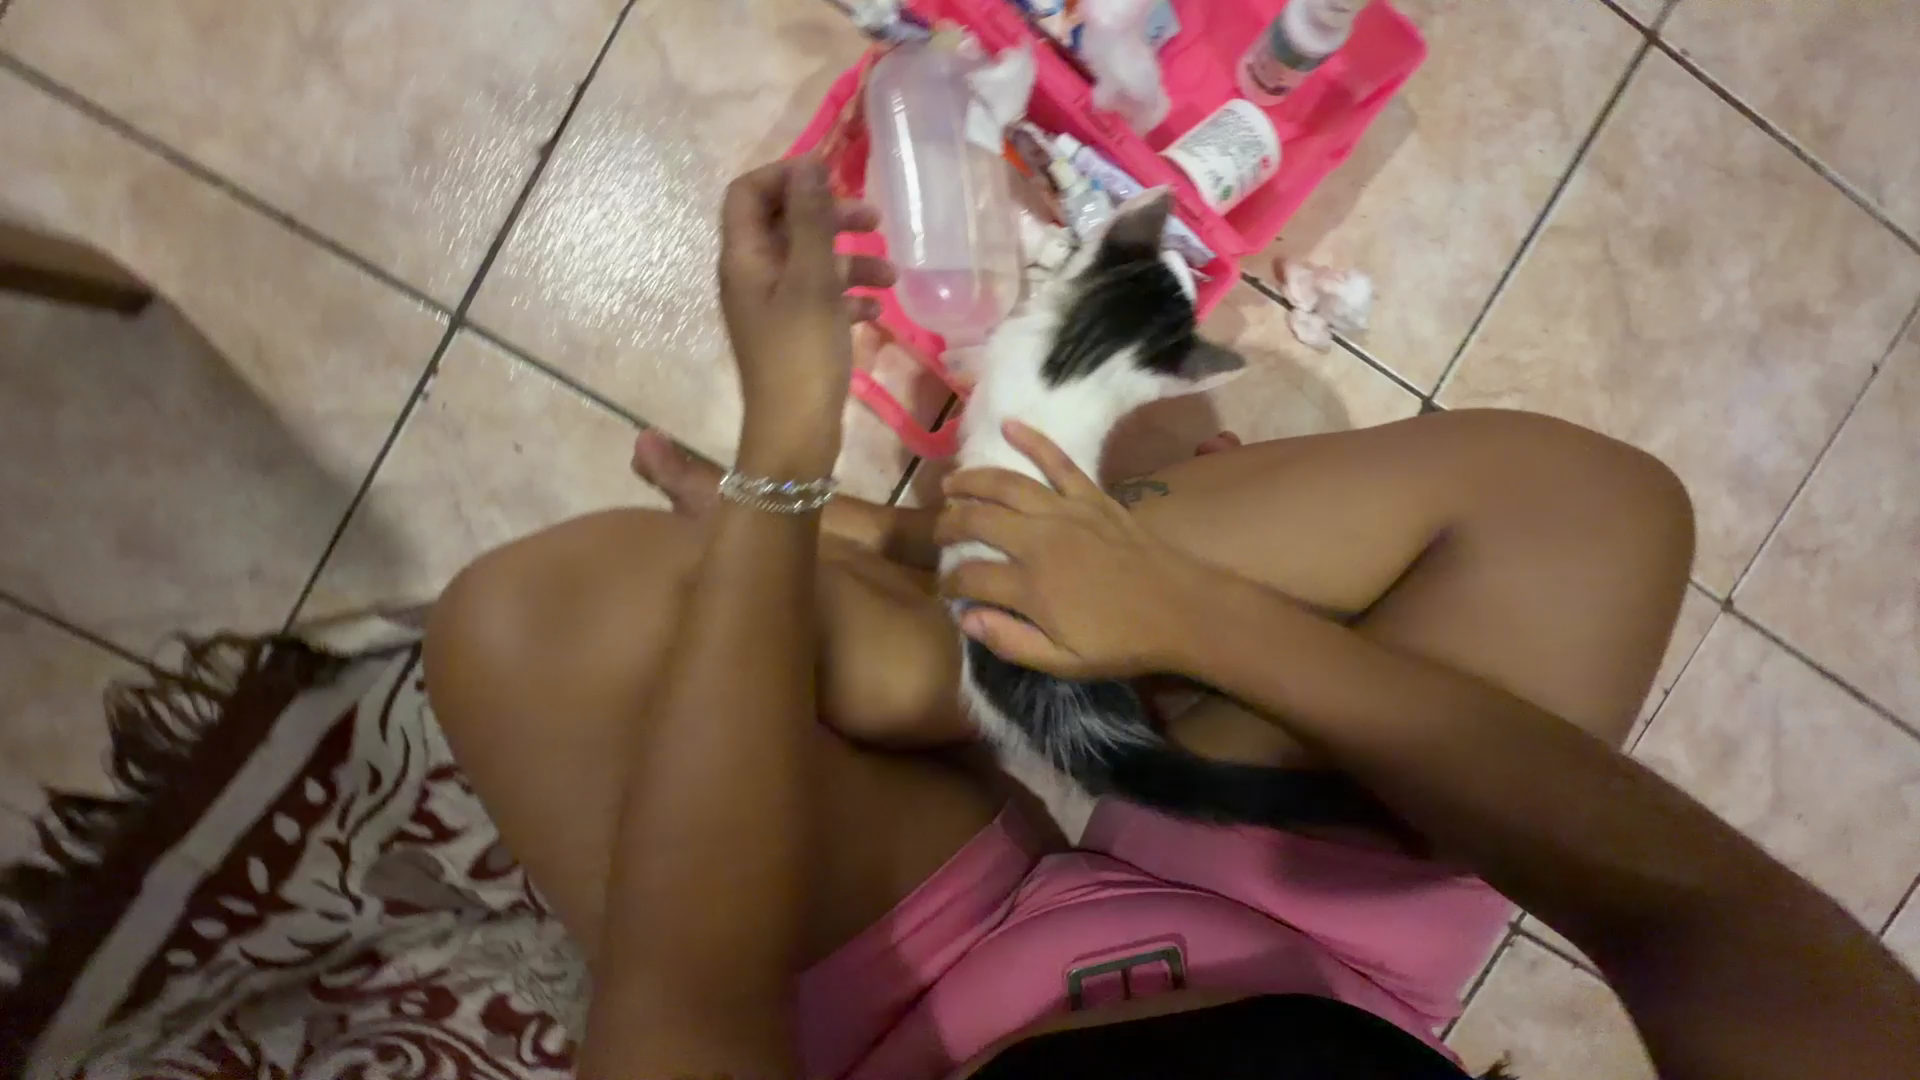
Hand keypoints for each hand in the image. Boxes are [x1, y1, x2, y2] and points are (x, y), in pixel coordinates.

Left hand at [718, 160, 894, 424]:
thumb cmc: (801, 355)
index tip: (832, 179)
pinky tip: (877, 309)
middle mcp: (752, 278)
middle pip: (785, 225)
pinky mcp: (795, 336)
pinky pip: (820, 301)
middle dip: (829, 218)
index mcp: (744, 259)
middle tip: (873, 220)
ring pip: (809, 265)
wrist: (796, 433)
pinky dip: (847, 297)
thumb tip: (809, 164)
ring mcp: (773, 309)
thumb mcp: (811, 282)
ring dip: (849, 261)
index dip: (786, 177)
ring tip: (892, 275)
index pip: (749, 193)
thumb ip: (810, 221)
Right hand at [935, 421, 1223, 677]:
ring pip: (1006, 484)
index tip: (946, 589)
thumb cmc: (1122, 642)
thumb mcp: (1064, 662)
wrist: (1181, 610)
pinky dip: (1033, 439)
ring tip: (950, 483)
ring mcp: (1066, 512)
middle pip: (976, 520)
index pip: (969, 576)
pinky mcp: (1092, 496)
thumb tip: (964, 618)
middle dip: (947, 524)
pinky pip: (1058, 460)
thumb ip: (1010, 642)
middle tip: (938, 531)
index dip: (949, 582)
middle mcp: (1039, 541)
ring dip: (972, 480)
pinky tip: (1009, 424)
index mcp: (1030, 587)